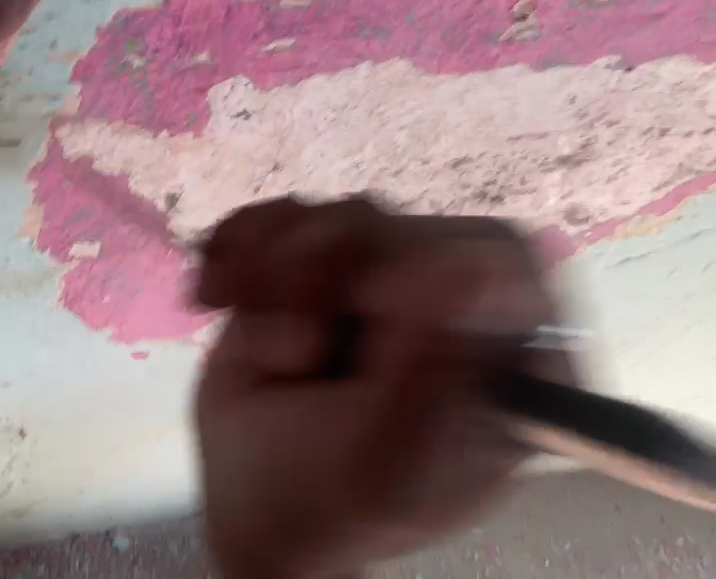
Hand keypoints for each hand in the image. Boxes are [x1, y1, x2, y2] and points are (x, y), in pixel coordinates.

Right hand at [192, 196, 569, 577]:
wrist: (245, 496)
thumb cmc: (330, 503)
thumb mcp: (386, 465)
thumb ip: (425, 373)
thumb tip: (462, 270)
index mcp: (490, 353)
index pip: (498, 257)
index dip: (437, 257)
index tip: (369, 299)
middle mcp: (435, 301)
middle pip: (392, 227)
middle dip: (321, 280)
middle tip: (293, 353)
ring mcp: (364, 272)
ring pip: (326, 214)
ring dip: (271, 274)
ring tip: (259, 351)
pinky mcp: (304, 255)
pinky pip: (271, 212)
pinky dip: (234, 248)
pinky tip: (217, 297)